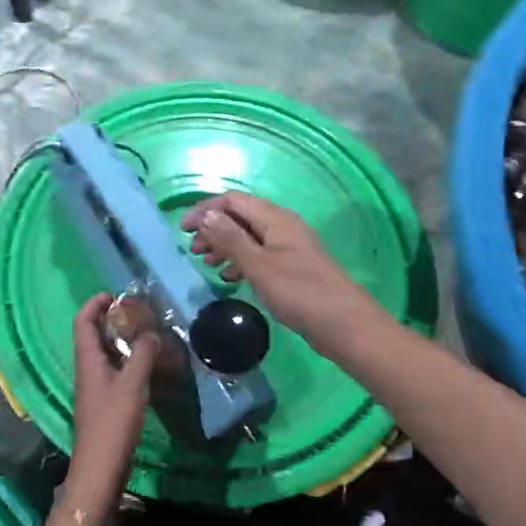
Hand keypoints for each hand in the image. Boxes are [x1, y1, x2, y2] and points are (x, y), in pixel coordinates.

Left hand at [68, 294, 158, 508]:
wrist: (100, 468)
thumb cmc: (113, 423)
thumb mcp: (132, 384)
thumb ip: (143, 354)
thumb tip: (152, 333)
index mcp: (88, 360)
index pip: (83, 321)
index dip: (96, 304)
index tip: (117, 295)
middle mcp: (88, 369)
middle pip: (95, 335)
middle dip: (114, 320)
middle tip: (141, 314)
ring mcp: (96, 387)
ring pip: (107, 354)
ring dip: (125, 341)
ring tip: (151, 335)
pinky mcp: (106, 403)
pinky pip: (116, 372)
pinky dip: (131, 363)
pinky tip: (151, 367)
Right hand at [181, 192, 385, 357]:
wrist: (343, 324)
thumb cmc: (299, 291)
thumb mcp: (258, 264)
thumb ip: (230, 238)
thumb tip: (205, 215)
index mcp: (275, 218)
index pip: (233, 200)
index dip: (206, 210)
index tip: (182, 231)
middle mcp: (283, 226)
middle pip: (241, 217)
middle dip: (214, 229)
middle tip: (194, 251)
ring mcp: (290, 248)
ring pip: (250, 237)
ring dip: (226, 246)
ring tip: (208, 264)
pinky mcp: (293, 268)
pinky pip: (260, 256)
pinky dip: (242, 261)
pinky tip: (231, 278)